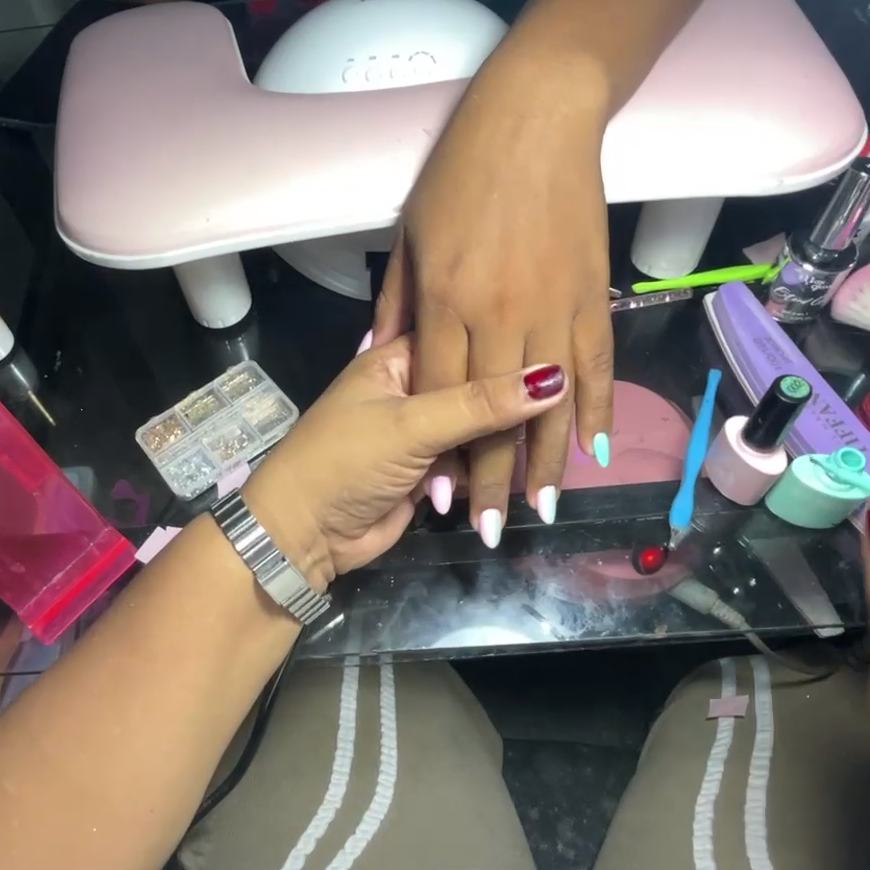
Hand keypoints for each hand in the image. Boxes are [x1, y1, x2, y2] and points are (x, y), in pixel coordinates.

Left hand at [238, 335, 566, 589]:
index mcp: (396, 358)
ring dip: (502, 444)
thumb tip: (556, 377)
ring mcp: (420, 431)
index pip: (464, 336)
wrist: (306, 533)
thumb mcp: (412, 426)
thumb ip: (480, 403)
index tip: (561, 350)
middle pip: (477, 385)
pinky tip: (522, 477)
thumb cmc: (346, 461)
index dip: (508, 345)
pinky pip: (471, 462)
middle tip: (563, 412)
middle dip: (510, 404)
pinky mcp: (429, 470)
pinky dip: (489, 471)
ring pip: (478, 427)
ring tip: (546, 450)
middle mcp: (412, 387)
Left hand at [372, 52, 614, 544]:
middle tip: (498, 526)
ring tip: (545, 507)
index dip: (443, 447)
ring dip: (548, 460)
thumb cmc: (457, 174)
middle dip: (496, 475)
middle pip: (494, 412)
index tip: (446, 496)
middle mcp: (498, 314)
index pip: (441, 392)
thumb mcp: (408, 237)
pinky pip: (595, 364)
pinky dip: (596, 409)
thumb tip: (374, 357)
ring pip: (549, 402)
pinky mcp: (591, 295)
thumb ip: (395, 305)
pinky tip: (593, 449)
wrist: (534, 117)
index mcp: (445, 302)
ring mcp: (551, 306)